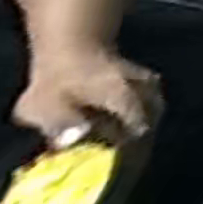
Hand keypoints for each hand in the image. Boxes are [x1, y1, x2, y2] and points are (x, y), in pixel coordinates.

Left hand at [14, 46, 160, 145]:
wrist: (68, 48)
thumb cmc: (55, 82)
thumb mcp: (47, 106)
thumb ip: (62, 122)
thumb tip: (74, 140)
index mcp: (119, 92)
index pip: (135, 117)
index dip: (132, 138)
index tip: (128, 155)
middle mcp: (138, 83)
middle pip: (154, 106)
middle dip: (148, 124)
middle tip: (137, 144)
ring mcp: (141, 77)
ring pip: (156, 97)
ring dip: (150, 113)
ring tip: (137, 130)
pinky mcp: (138, 76)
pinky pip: (150, 92)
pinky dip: (146, 104)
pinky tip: (134, 112)